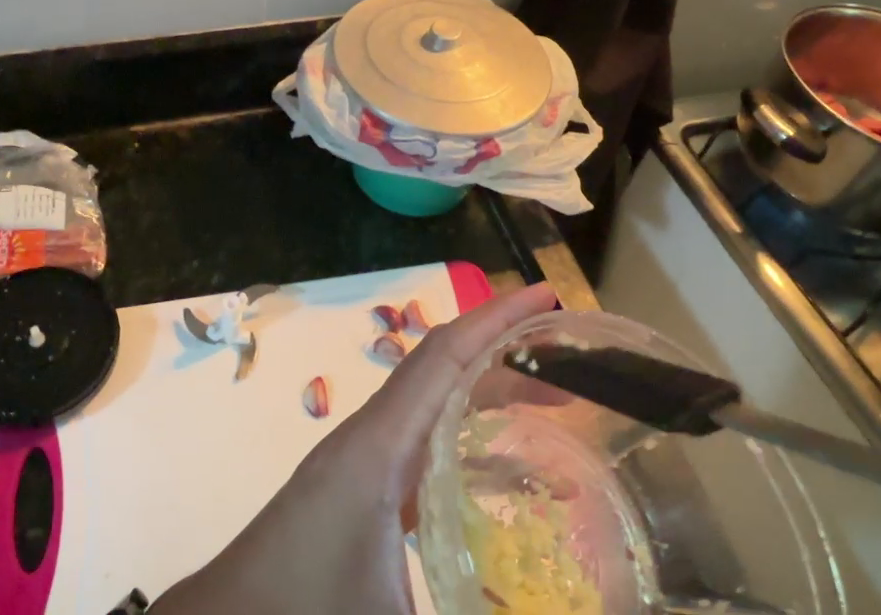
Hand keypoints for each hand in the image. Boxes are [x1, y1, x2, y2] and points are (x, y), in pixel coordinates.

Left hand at [149, 281, 558, 614]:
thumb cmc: (309, 607)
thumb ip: (477, 611)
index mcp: (379, 446)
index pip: (443, 357)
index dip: (495, 319)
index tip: (546, 297)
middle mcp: (369, 438)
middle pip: (442, 372)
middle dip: (505, 355)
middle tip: (572, 360)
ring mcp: (360, 461)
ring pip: (431, 408)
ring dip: (486, 398)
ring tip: (553, 409)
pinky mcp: (356, 489)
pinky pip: (420, 445)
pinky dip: (464, 442)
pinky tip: (503, 479)